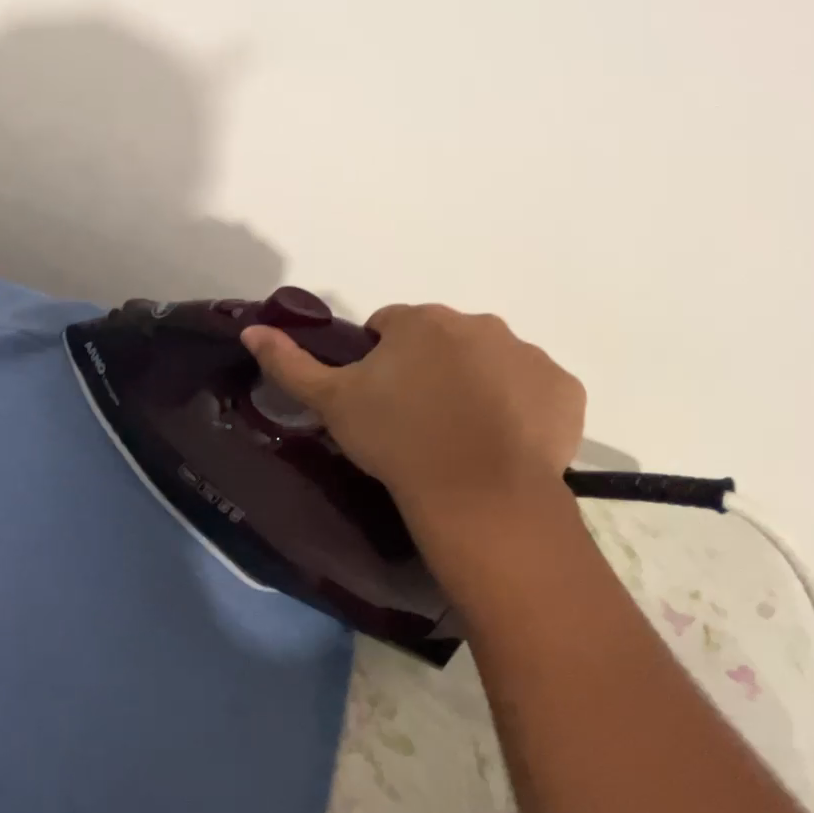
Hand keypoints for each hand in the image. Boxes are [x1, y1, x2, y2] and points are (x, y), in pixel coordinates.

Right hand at [240, 304, 585, 516]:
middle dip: (425, 367)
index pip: (388, 325)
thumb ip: (289, 363)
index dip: (374, 359)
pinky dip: (512, 407)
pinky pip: (529, 389)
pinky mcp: (562, 389)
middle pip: (441, 339)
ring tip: (451, 434)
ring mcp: (528, 354)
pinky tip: (491, 441)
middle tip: (408, 417)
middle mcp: (479, 323)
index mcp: (420, 321)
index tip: (371, 396)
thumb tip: (251, 328)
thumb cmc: (394, 438)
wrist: (477, 490)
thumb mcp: (330, 402)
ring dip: (468, 384)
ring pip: (486, 361)